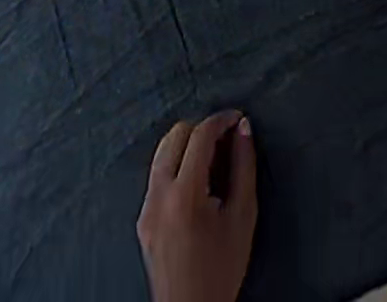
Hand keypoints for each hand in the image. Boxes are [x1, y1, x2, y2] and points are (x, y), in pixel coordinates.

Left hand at [137, 110, 257, 301]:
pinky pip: (157, 174)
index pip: (199, 135)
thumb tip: (244, 127)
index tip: (238, 118)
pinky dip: (176, 164)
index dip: (221, 120)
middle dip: (201, 128)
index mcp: (185, 194)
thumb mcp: (243, 217)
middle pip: (175, 135)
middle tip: (225, 137)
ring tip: (212, 155)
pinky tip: (195, 179)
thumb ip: (244, 167)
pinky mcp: (142, 217)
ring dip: (186, 143)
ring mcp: (146, 206)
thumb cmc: (223, 268)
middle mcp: (159, 195)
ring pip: (162, 151)